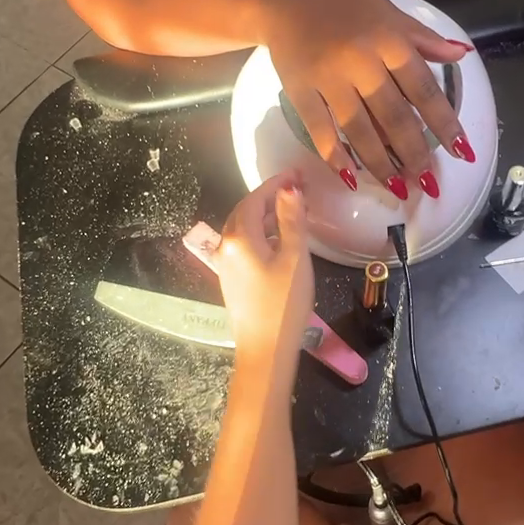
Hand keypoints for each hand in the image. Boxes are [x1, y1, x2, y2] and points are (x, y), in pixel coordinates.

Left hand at [213, 174, 314, 367]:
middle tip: (296, 190)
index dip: (276, 184)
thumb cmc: (283, 304)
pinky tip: (278, 241)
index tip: (297, 174)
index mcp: (239, 237)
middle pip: (245, 212)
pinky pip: (244, 246)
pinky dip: (261, 234)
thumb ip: (292, 220)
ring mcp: (226, 265)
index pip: (255, 199)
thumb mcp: (294, 258)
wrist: (264, 350)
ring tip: (291, 212)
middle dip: (269, 198)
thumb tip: (289, 189)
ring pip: (244, 229)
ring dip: (265, 216)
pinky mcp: (232, 281)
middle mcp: (226, 247)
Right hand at [256, 0, 471, 200]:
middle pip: (394, 116)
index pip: (424, 88)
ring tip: (398, 189)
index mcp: (389, 39)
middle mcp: (361, 61)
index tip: (461, 151)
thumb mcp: (390, 13)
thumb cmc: (345, 7)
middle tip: (429, 184)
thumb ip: (424, 39)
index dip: (445, 122)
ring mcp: (329, 79)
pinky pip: (321, 131)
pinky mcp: (300, 92)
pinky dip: (336, 157)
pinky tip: (352, 178)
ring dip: (381, 164)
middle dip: (415, 153)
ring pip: (360, 130)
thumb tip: (462, 55)